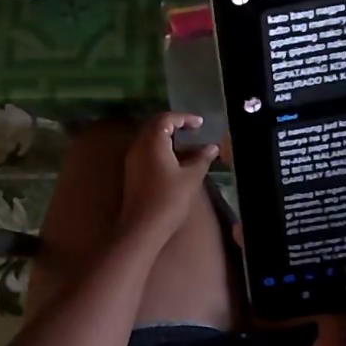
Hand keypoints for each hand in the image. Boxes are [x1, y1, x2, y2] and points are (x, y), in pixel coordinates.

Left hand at [118, 113, 218, 245]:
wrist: (143, 227)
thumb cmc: (169, 199)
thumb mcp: (191, 177)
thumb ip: (202, 158)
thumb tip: (212, 147)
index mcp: (152, 142)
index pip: (166, 119)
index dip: (184, 118)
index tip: (200, 124)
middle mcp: (139, 146)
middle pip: (155, 125)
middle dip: (175, 125)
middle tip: (193, 130)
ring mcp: (133, 159)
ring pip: (150, 139)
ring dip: (168, 137)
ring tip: (188, 145)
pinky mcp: (133, 172)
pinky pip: (147, 151)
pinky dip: (162, 149)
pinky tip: (177, 160)